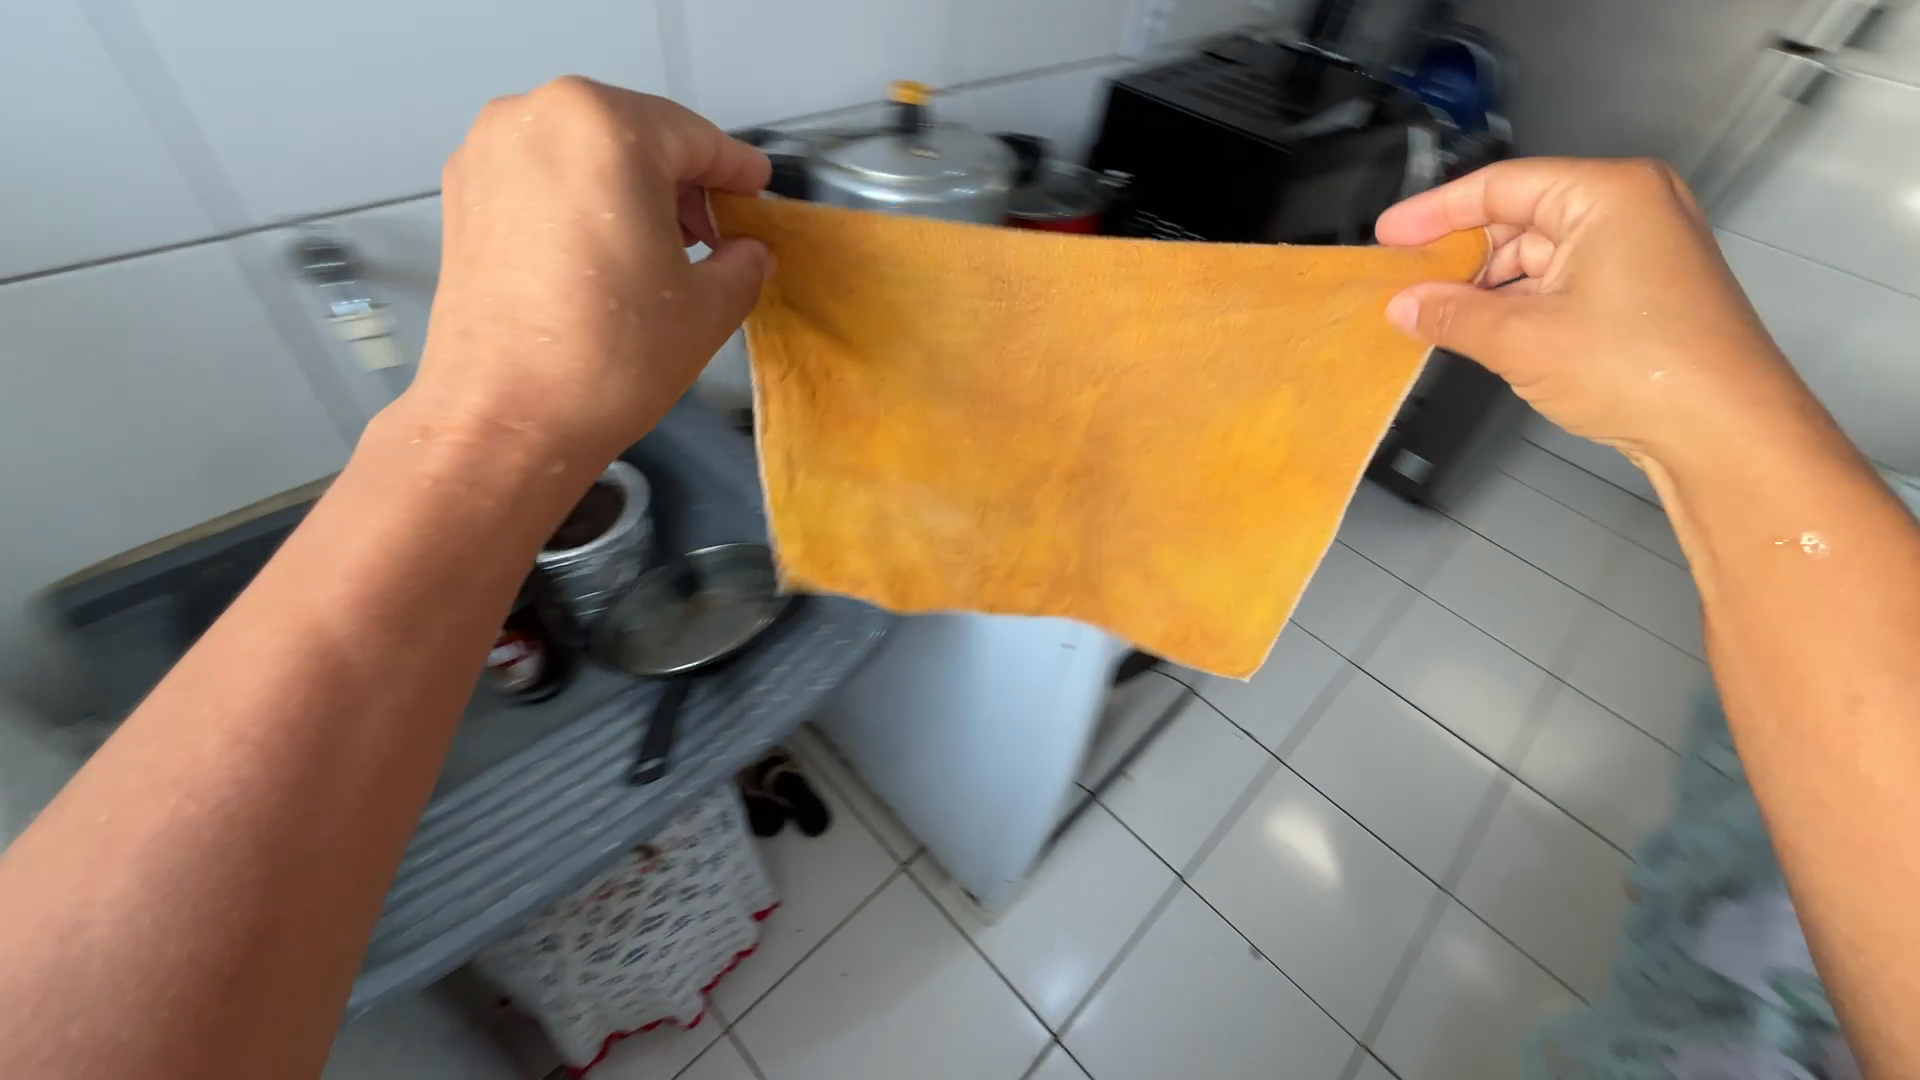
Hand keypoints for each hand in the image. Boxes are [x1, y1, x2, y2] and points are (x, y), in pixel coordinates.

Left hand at [409, 77, 772, 461]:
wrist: (512, 416)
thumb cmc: (614, 355)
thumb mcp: (709, 308)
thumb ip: (743, 263)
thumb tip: (749, 252)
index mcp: (606, 128)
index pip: (694, 137)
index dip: (736, 169)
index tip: (757, 187)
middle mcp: (536, 118)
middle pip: (636, 136)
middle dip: (683, 182)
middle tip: (715, 234)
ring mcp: (489, 154)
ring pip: (588, 154)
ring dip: (634, 192)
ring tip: (662, 251)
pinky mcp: (464, 196)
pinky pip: (546, 180)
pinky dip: (586, 204)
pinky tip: (609, 258)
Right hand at [1375, 158, 1820, 466]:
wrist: (1718, 427)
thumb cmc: (1634, 368)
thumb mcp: (1518, 339)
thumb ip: (1449, 315)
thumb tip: (1401, 305)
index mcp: (1607, 196)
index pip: (1500, 187)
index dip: (1434, 212)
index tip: (1387, 235)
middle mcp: (1627, 208)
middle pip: (1516, 216)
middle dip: (1456, 251)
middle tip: (1401, 278)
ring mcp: (1634, 247)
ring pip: (1532, 252)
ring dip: (1479, 282)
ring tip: (1428, 310)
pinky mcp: (1632, 286)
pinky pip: (1553, 279)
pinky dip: (1509, 300)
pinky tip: (1471, 325)